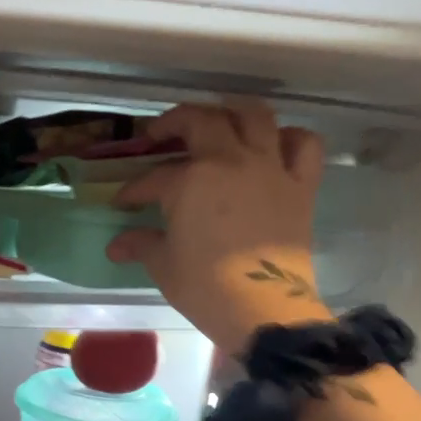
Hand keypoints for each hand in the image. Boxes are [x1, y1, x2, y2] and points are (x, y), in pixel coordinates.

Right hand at [106, 100, 330, 347]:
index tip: (124, 202)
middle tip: (161, 135)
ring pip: (255, 116)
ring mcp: (270, 168)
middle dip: (176, 122)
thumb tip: (117, 246)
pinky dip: (288, 137)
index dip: (135, 188)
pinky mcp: (300, 185)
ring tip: (219, 123)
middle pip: (203, 121)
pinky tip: (274, 145)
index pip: (154, 177)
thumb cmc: (204, 286)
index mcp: (190, 180)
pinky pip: (303, 144)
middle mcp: (230, 161)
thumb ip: (142, 245)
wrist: (262, 307)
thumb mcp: (164, 265)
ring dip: (233, 113)